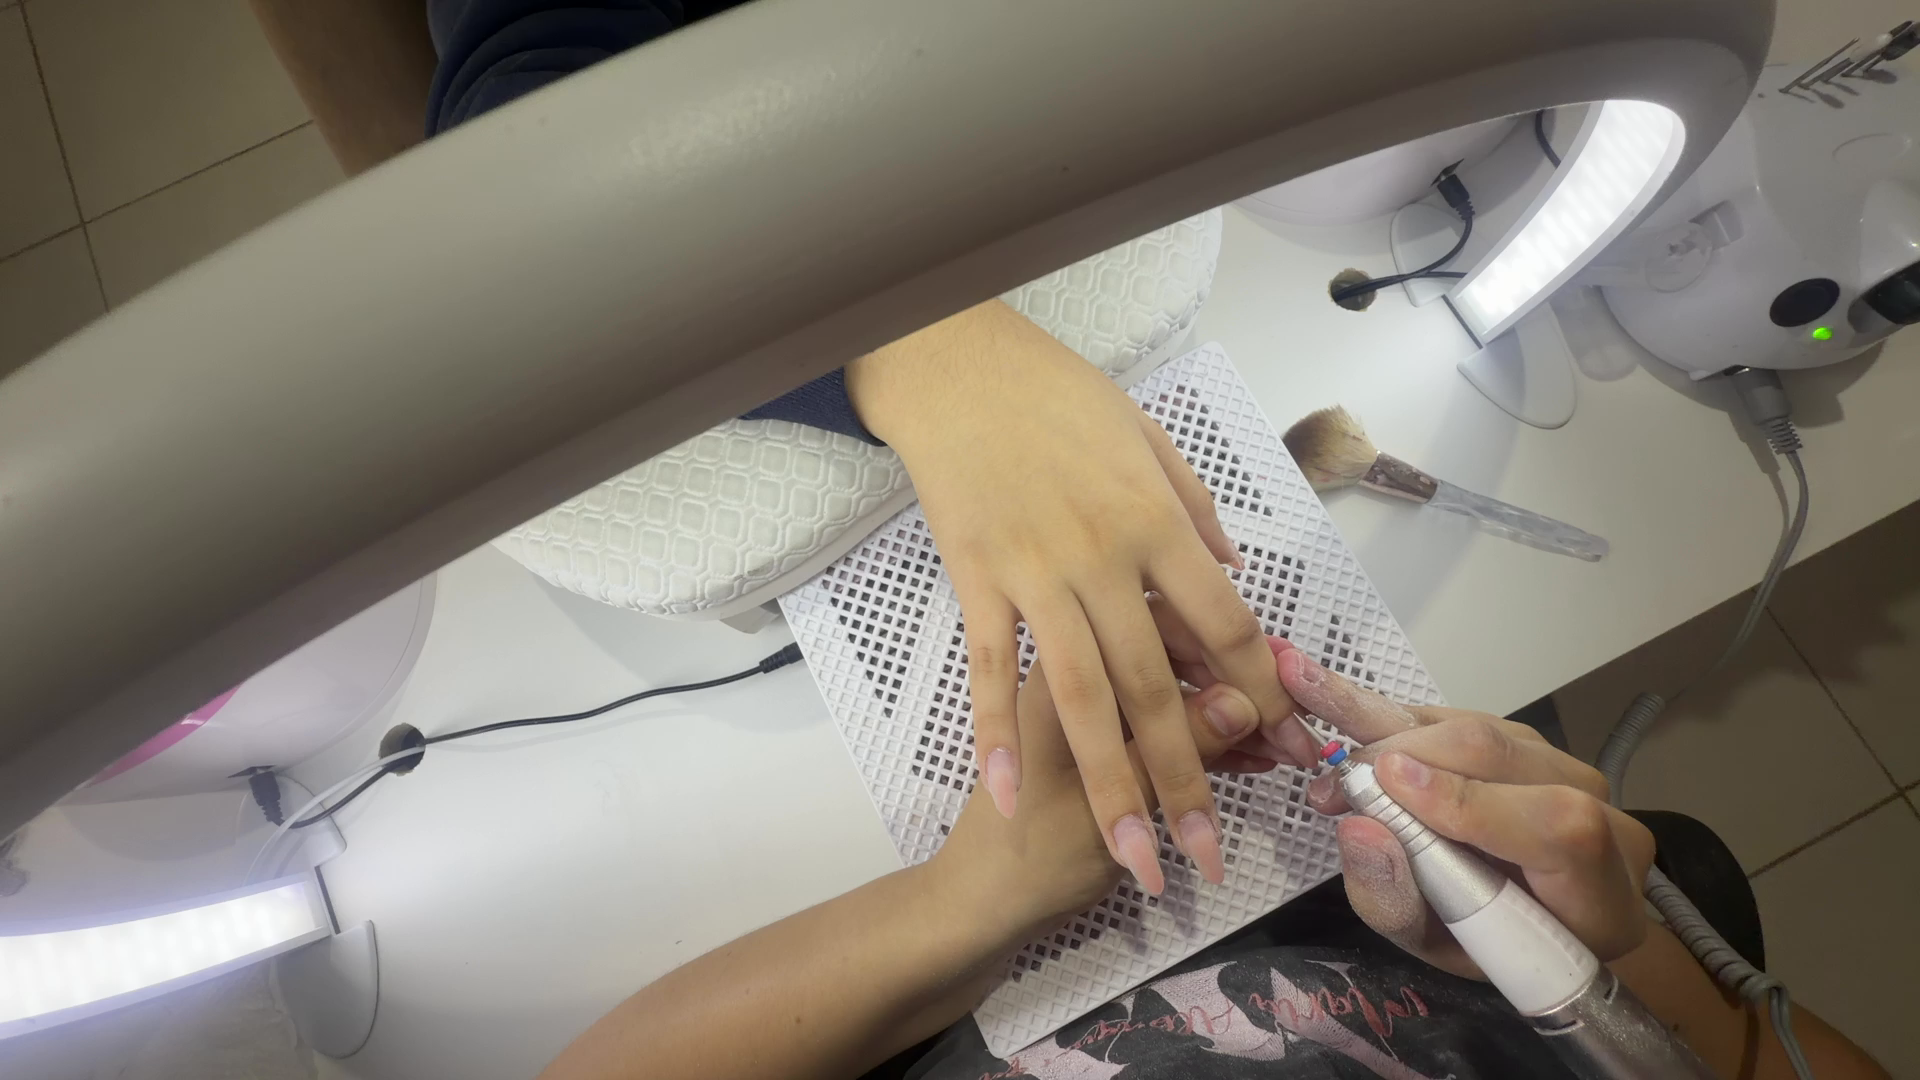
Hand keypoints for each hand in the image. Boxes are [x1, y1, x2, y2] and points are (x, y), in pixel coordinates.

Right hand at [847, 300, 1297, 894]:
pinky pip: (990, 668)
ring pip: (1078, 696)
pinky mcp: (975, 582)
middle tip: (1207, 856)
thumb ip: (1194, 504)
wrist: (959, 370)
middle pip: (1153, 684)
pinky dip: (995, 734)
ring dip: (1108, 783)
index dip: (1254, 692)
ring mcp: (1034, 577)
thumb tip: (1229, 566)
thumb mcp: (1147, 433)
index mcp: (1155, 520)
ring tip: (1133, 857)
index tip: (1275, 748)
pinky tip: (1007, 794)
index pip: (1222, 624)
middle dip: (1185, 777)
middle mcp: (1103, 560)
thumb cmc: (1057, 394)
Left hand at [931, 662, 1277, 938]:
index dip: (1223, 656)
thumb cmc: (1035, 852)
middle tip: (1295, 729)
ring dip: (1226, 720)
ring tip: (1286, 750)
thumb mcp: (1112, 803)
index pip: (1154, 629)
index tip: (1283, 691)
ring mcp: (1093, 706)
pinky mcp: (1106, 739)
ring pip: (1172, 694)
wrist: (984, 900)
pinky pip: (1161, 725)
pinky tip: (1252, 759)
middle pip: (1171, 660)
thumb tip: (1244, 700)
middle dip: (1236, 691)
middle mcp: (1080, 672)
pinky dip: (1203, 742)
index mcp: (1064, 670)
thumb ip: (1175, 748)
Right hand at [1275, 642, 1656, 977]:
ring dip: (1385, 732)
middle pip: (1500, 755)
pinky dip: (1385, 715)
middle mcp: (1597, 815)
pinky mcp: (1514, 735)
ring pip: (1470, 726)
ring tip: (1329, 755)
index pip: (1556, 826)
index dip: (1469, 799)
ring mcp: (1557, 765)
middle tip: (1334, 783)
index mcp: (1597, 891)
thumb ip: (1393, 899)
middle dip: (1403, 755)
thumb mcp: (1429, 946)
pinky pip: (1447, 713)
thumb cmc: (1482, 940)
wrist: (1522, 911)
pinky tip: (1335, 707)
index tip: (1387, 782)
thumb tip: (1357, 828)